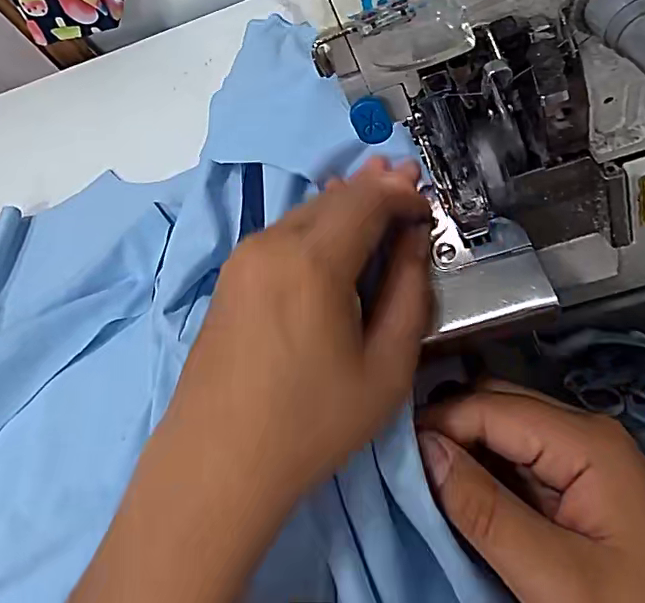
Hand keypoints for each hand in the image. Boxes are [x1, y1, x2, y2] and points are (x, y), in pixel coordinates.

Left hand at [71, 158, 432, 602]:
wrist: (217, 462)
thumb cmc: (311, 423)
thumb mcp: (385, 367)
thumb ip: (409, 292)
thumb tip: (414, 238)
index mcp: (312, 260)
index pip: (367, 199)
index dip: (402, 194)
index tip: (427, 207)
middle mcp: (273, 241)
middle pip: (335, 197)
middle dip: (376, 189)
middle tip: (408, 182)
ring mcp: (245, 254)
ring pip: (307, 211)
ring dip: (346, 202)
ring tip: (378, 195)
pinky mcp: (231, 272)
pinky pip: (284, 232)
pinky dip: (317, 224)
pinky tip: (334, 232)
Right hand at [418, 380, 644, 602]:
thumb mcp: (561, 580)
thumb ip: (488, 511)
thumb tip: (426, 450)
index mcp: (587, 441)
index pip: (488, 405)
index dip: (439, 423)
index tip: (398, 454)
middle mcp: (585, 435)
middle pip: (495, 405)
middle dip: (448, 430)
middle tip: (406, 467)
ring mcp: (584, 461)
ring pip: (502, 432)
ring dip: (463, 452)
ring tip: (424, 483)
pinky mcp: (580, 489)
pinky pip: (518, 463)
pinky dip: (484, 475)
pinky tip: (461, 499)